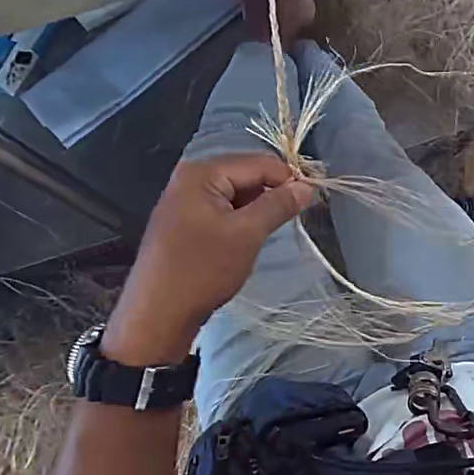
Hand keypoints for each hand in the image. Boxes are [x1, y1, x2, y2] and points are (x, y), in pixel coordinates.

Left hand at [101, 153, 315, 364]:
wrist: (159, 312)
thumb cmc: (203, 269)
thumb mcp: (247, 233)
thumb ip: (278, 205)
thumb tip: (307, 186)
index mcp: (202, 173)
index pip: (258, 163)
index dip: (289, 178)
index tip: (314, 199)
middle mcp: (190, 178)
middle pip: (246, 174)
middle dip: (274, 191)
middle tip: (299, 214)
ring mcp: (185, 200)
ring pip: (237, 193)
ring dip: (260, 206)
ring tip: (278, 227)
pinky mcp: (185, 221)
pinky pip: (224, 208)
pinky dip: (243, 217)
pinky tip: (252, 236)